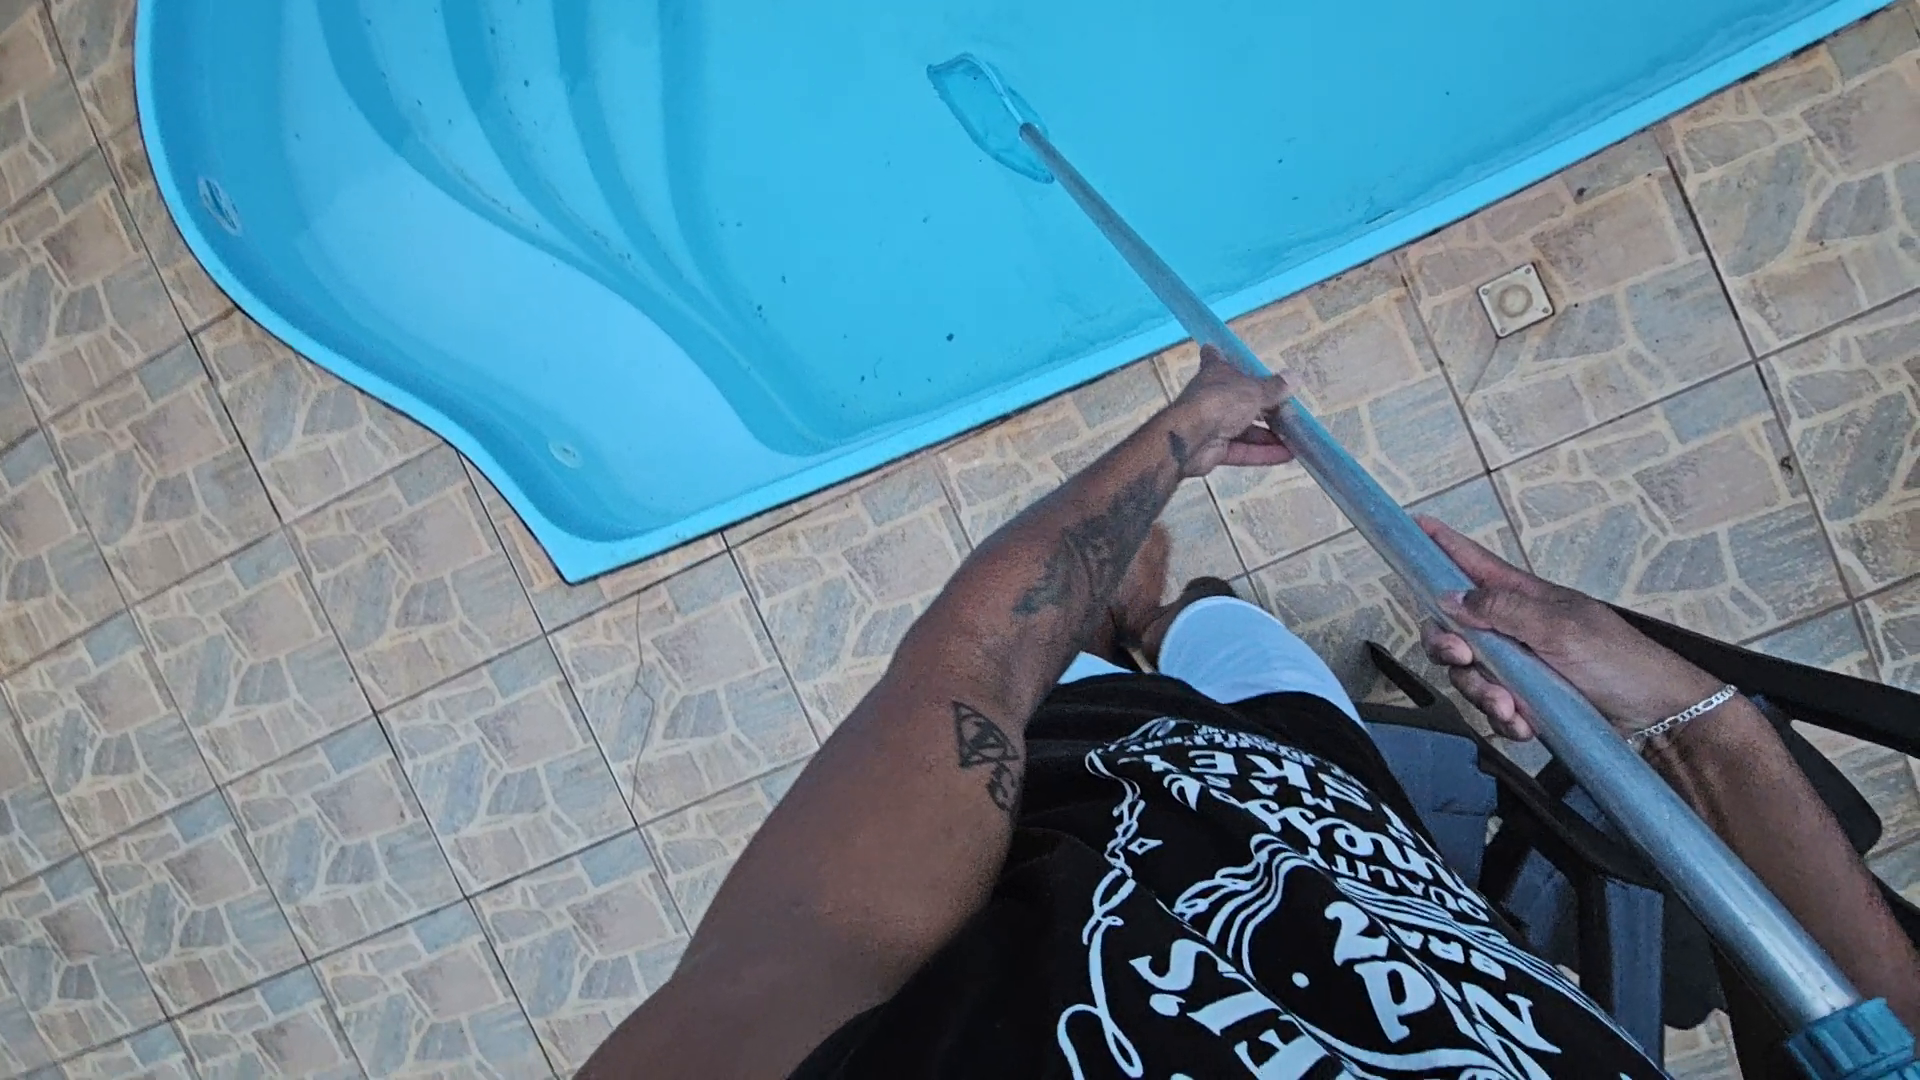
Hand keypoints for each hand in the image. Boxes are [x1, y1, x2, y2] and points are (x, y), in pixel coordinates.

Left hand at [1161, 345, 1294, 477]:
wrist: (1191, 438)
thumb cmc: (1221, 401)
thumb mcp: (1254, 390)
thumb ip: (1274, 388)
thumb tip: (1294, 378)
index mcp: (1215, 373)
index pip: (1215, 358)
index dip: (1219, 354)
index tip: (1217, 348)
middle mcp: (1212, 397)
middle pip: (1239, 400)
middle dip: (1264, 407)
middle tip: (1290, 412)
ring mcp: (1211, 425)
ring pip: (1243, 430)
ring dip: (1268, 435)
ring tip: (1296, 438)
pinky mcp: (1213, 450)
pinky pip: (1242, 451)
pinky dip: (1263, 453)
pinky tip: (1287, 455)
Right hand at [1416, 516, 1724, 740]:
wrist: (1662, 723)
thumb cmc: (1623, 663)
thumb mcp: (1561, 628)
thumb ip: (1501, 610)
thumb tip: (1449, 596)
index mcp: (1519, 597)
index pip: (1470, 561)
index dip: (1439, 543)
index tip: (1413, 523)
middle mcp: (1508, 628)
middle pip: (1446, 626)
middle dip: (1445, 645)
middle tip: (1460, 657)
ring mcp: (1512, 665)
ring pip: (1461, 671)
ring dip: (1479, 691)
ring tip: (1508, 706)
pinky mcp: (1519, 699)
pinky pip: (1486, 706)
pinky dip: (1500, 718)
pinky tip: (1521, 723)